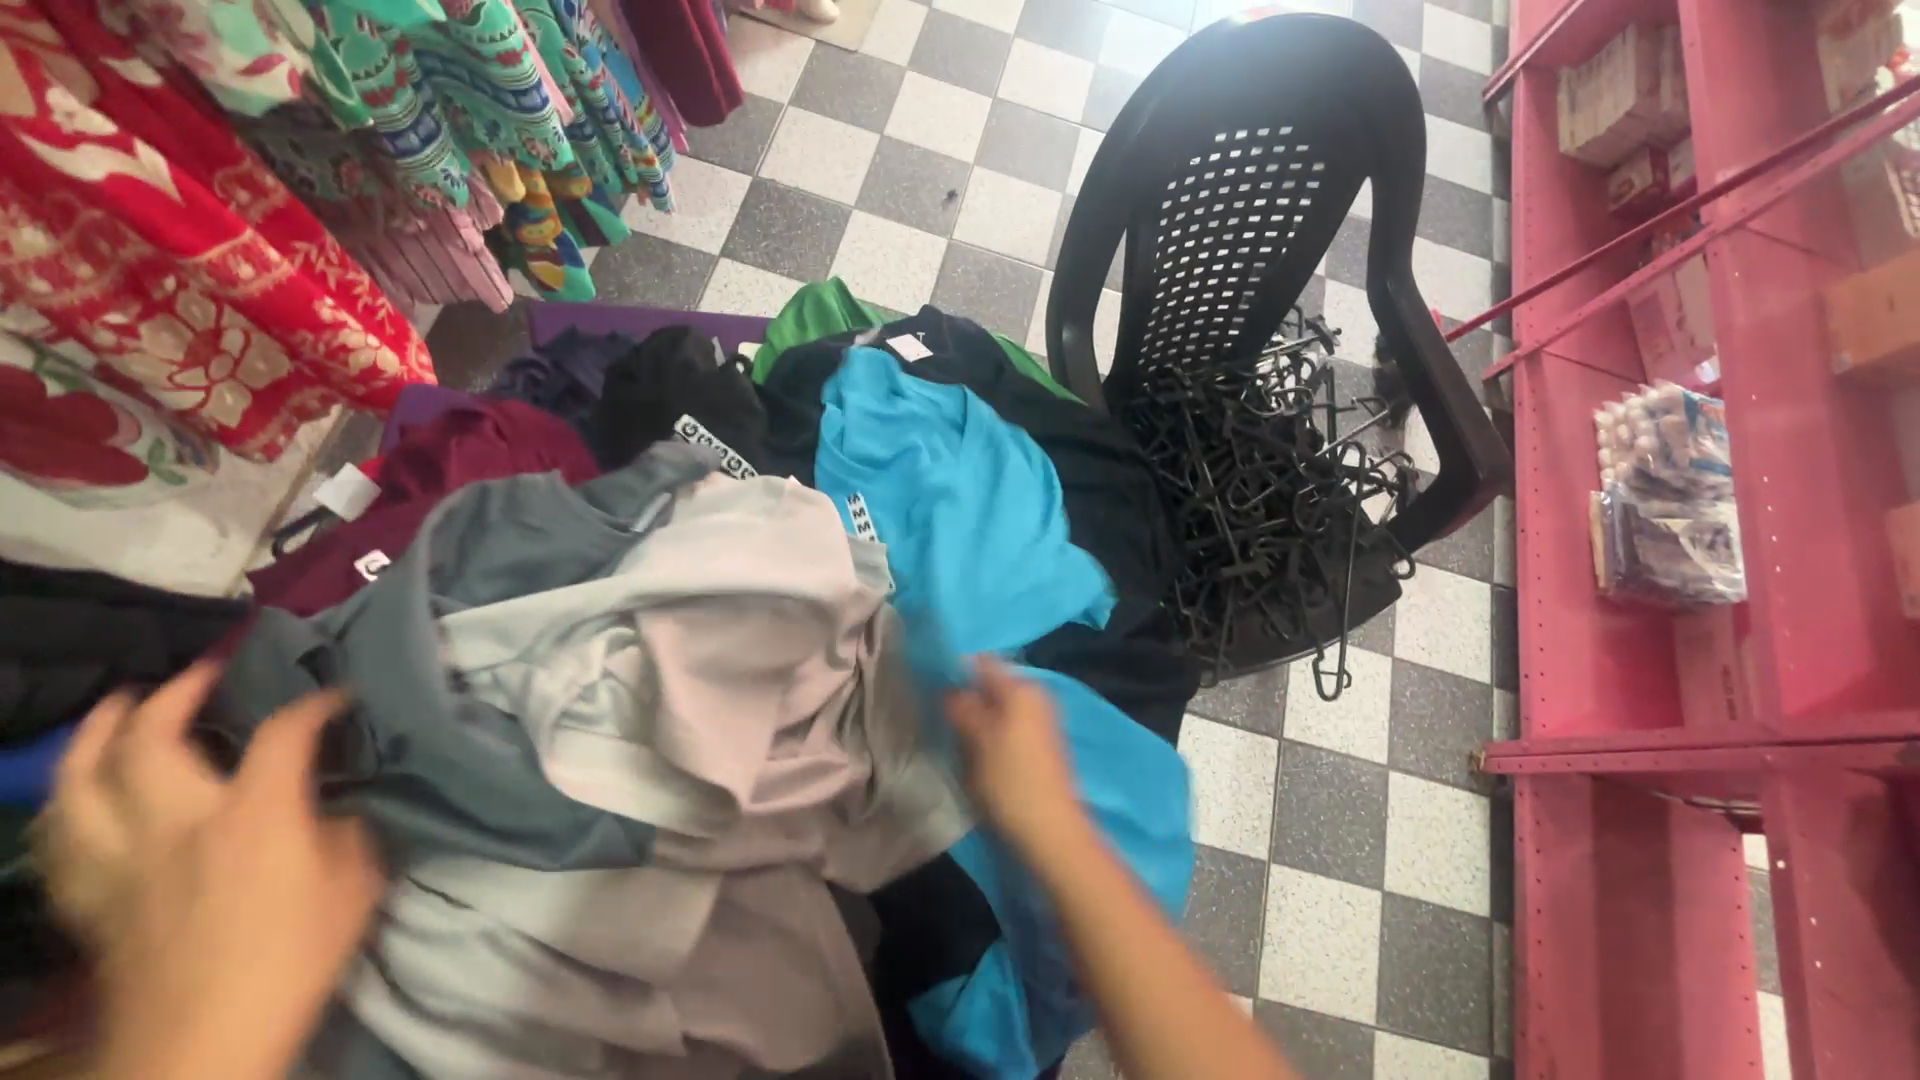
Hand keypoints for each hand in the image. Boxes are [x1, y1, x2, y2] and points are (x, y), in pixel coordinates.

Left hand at [36, 662, 384, 1079]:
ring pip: (79, 781)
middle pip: (151, 738)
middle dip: (178, 693)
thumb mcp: (357, 884)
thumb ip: (348, 829)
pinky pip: (59, 837)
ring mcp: (121, 860)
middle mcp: (175, 823)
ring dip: (97, 735)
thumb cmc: (296, 956)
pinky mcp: (89, 898)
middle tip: (204, 674)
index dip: (317, 704)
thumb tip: (337, 801)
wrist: (206, 1038)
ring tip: (117, 708)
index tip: (339, 696)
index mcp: (252, 816)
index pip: (285, 733)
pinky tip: (83, 792)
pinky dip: (69, 801)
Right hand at [944, 657, 1090, 858]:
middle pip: (991, 685)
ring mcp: (1041, 721)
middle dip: (967, 697)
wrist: (1050, 830)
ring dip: (977, 718)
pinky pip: (1008, 726)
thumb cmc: (1010, 781)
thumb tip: (948, 690)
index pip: (982, 662)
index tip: (931, 686)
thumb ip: (962, 708)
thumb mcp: (978, 740)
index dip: (955, 670)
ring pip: (999, 708)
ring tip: (953, 736)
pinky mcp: (1041, 745)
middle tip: (939, 715)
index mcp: (1022, 688)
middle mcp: (1036, 696)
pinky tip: (976, 753)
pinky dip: (991, 733)